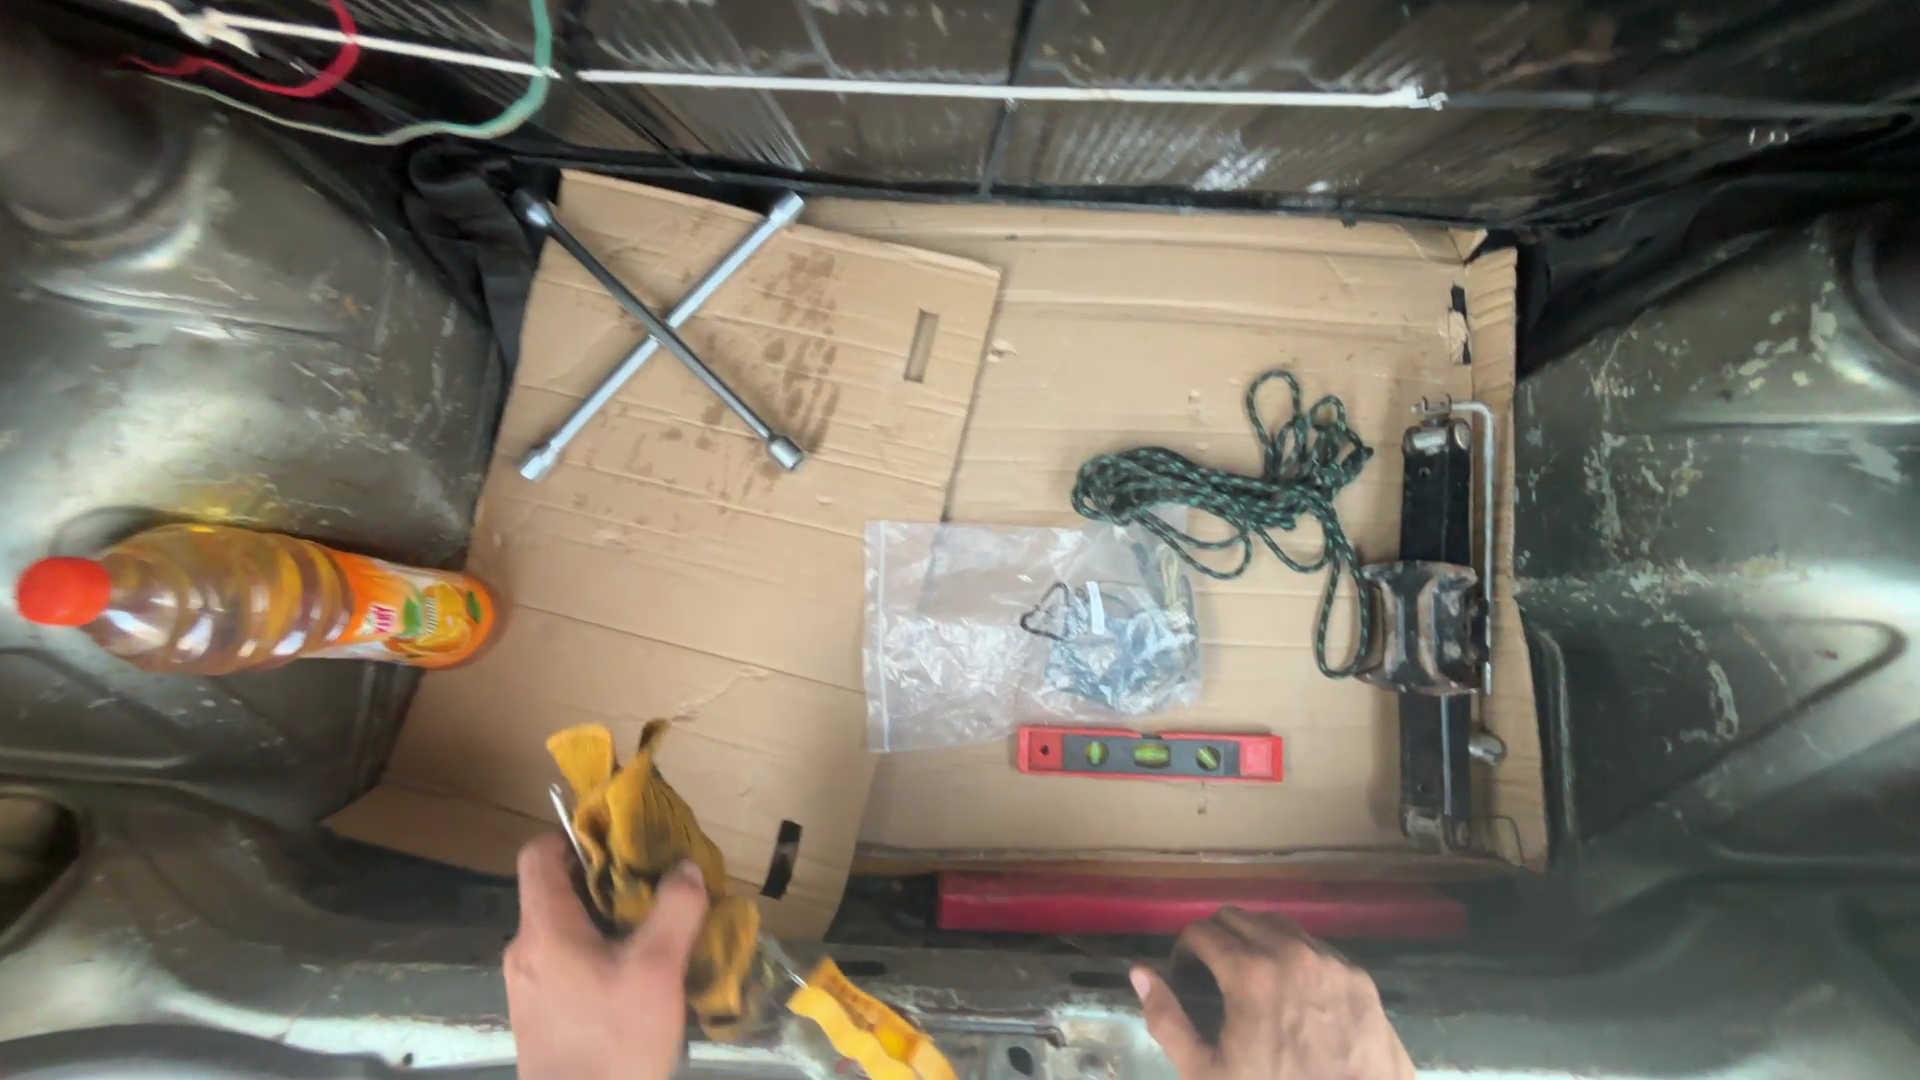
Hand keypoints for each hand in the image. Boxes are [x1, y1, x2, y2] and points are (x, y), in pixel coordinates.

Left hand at [505, 833, 709, 1079]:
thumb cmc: (613, 1043)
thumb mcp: (657, 970)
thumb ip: (676, 908)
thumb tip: (687, 868)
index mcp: (545, 930)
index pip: (539, 854)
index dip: (575, 832)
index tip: (621, 835)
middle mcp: (527, 950)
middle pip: (561, 887)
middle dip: (610, 874)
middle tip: (658, 876)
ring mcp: (532, 984)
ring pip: (570, 923)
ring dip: (611, 912)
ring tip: (659, 918)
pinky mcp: (544, 1011)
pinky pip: (571, 955)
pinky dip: (604, 943)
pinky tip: (643, 963)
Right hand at [1131, 907, 1413, 1079]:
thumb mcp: (1207, 1074)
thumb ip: (1167, 1020)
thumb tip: (1140, 972)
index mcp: (1250, 973)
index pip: (1201, 931)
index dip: (1185, 952)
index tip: (1186, 979)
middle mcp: (1290, 953)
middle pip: (1235, 918)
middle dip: (1216, 940)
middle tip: (1213, 977)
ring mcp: (1330, 963)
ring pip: (1277, 925)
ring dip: (1254, 940)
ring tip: (1252, 981)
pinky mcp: (1360, 979)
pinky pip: (1315, 946)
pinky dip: (1294, 956)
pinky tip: (1293, 993)